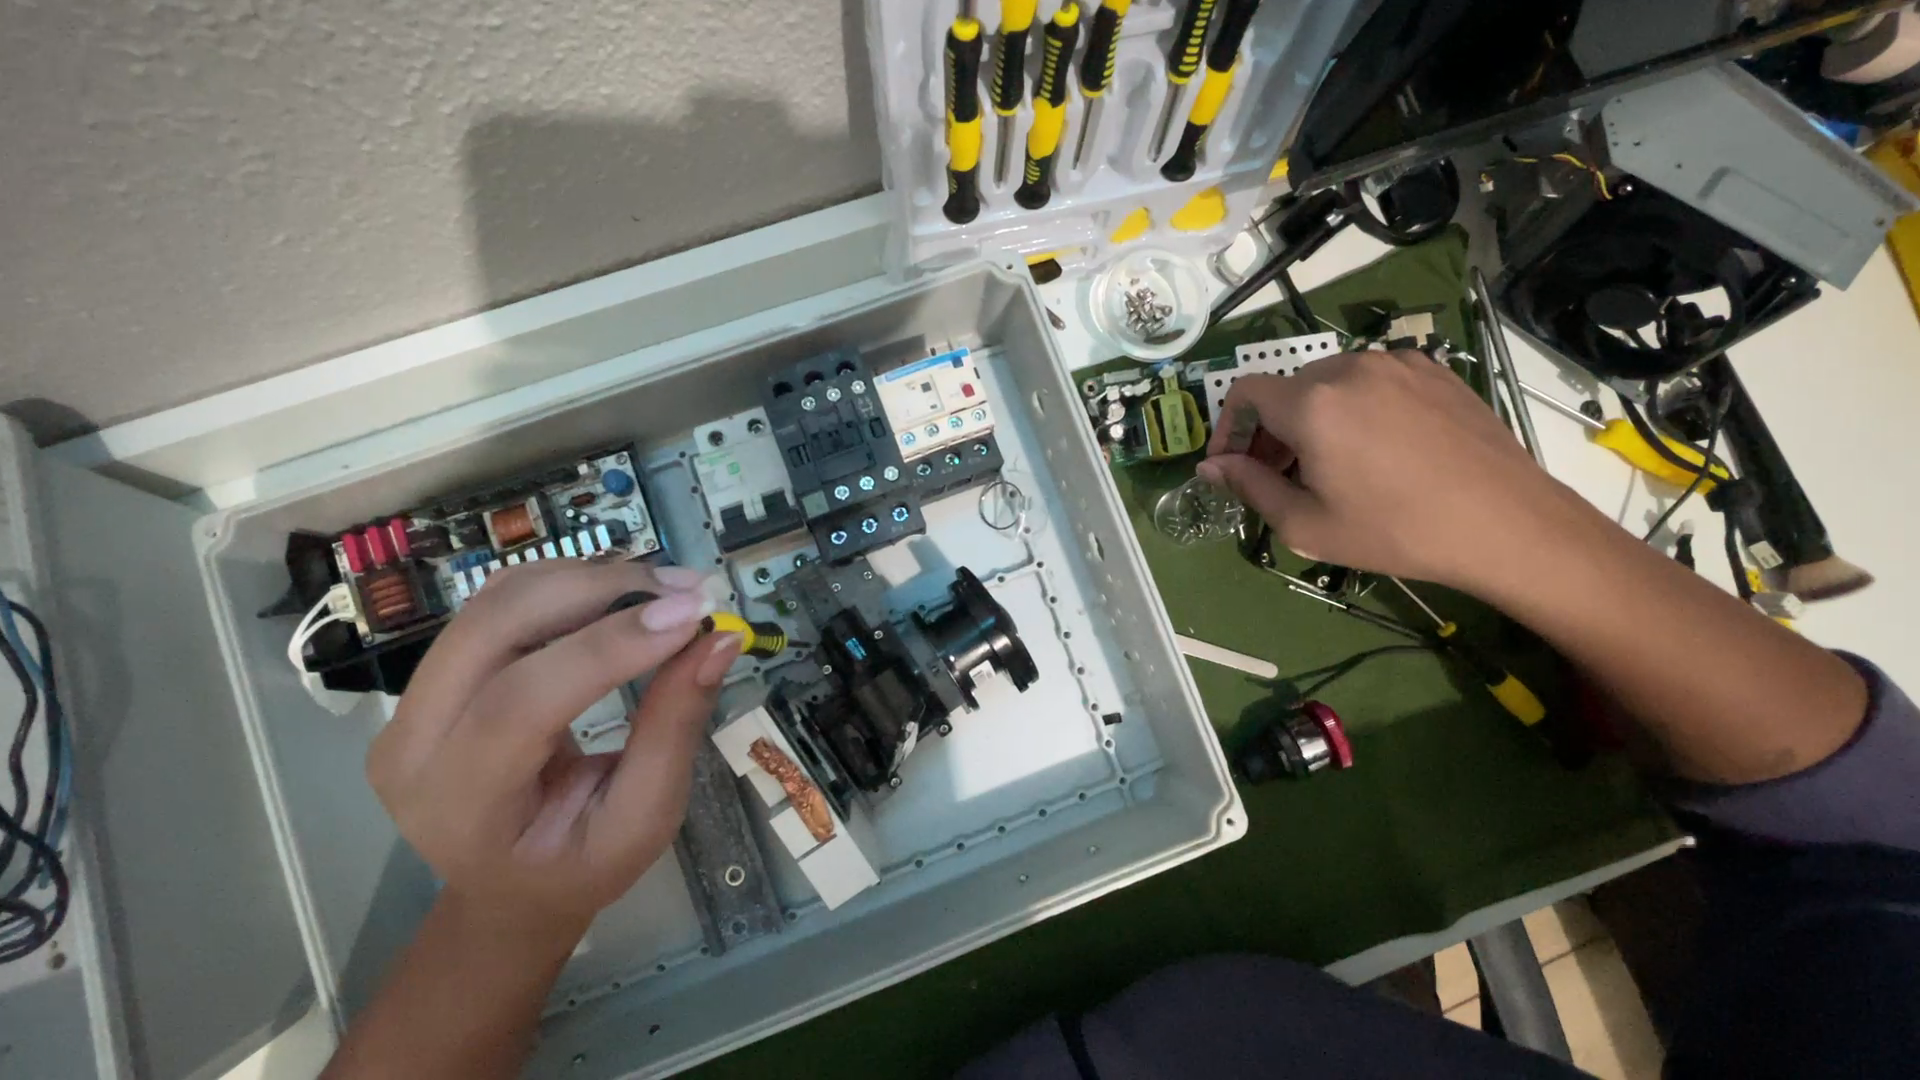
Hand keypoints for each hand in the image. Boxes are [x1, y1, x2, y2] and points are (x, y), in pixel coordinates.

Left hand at [366, 560, 740, 935]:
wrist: (512, 886)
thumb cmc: (582, 865)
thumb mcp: (644, 818)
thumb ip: (674, 728)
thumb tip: (719, 640)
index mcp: (459, 805)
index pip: (522, 702)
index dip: (609, 647)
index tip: (692, 613)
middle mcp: (411, 744)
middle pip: (494, 630)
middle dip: (597, 591)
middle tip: (686, 588)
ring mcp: (410, 704)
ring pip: (494, 602)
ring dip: (587, 578)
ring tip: (665, 587)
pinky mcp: (432, 676)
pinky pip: (496, 603)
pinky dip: (566, 583)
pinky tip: (621, 593)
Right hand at [1198, 350, 1578, 591]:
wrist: (1504, 523)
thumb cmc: (1394, 531)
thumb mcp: (1306, 523)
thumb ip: (1249, 487)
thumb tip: (1211, 466)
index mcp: (1312, 403)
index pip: (1244, 393)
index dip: (1227, 428)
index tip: (1232, 465)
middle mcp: (1349, 368)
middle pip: (1287, 389)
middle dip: (1270, 430)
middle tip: (1280, 475)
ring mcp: (1397, 364)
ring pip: (1330, 383)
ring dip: (1314, 418)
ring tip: (1330, 464)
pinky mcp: (1434, 371)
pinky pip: (1374, 381)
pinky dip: (1357, 407)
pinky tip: (1377, 449)